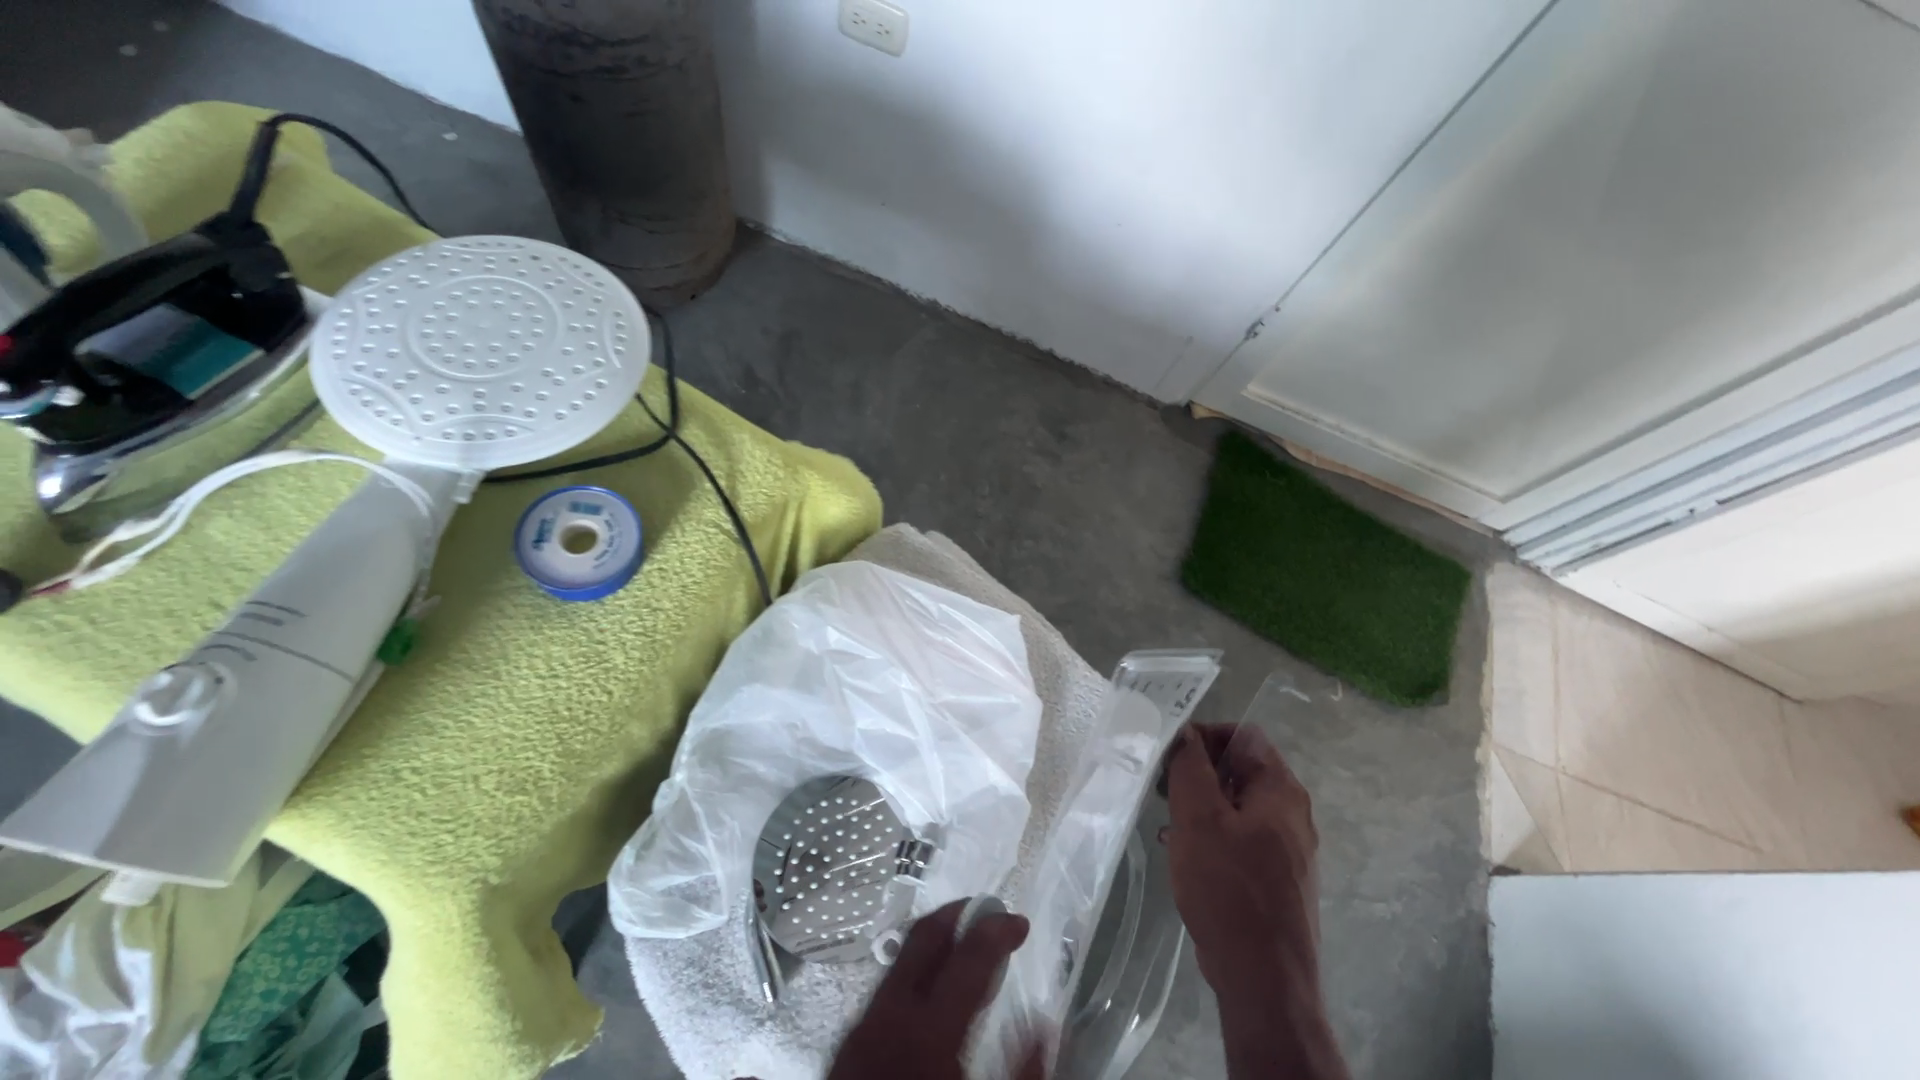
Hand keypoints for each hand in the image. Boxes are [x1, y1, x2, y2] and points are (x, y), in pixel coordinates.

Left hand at [826, 899, 1047, 1079]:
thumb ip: (1020, 1072)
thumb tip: (1044, 1028)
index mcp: (928, 1030)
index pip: (968, 956)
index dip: (997, 930)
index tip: (1020, 922)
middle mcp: (888, 1014)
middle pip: (923, 937)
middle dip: (959, 914)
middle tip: (991, 911)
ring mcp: (862, 1026)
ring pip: (900, 959)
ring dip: (936, 942)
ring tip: (968, 945)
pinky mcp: (848, 1043)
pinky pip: (886, 987)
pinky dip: (915, 970)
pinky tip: (933, 990)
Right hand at [1163, 722, 1320, 996]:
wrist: (1264, 976)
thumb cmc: (1229, 888)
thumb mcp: (1199, 819)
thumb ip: (1190, 768)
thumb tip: (1186, 734)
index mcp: (1281, 790)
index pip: (1244, 735)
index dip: (1204, 736)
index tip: (1168, 756)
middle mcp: (1292, 813)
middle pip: (1242, 769)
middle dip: (1198, 772)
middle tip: (1162, 790)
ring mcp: (1287, 848)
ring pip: (1238, 806)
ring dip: (1201, 806)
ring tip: (1167, 823)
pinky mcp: (1276, 878)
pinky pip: (1241, 839)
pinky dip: (1212, 836)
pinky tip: (1185, 855)